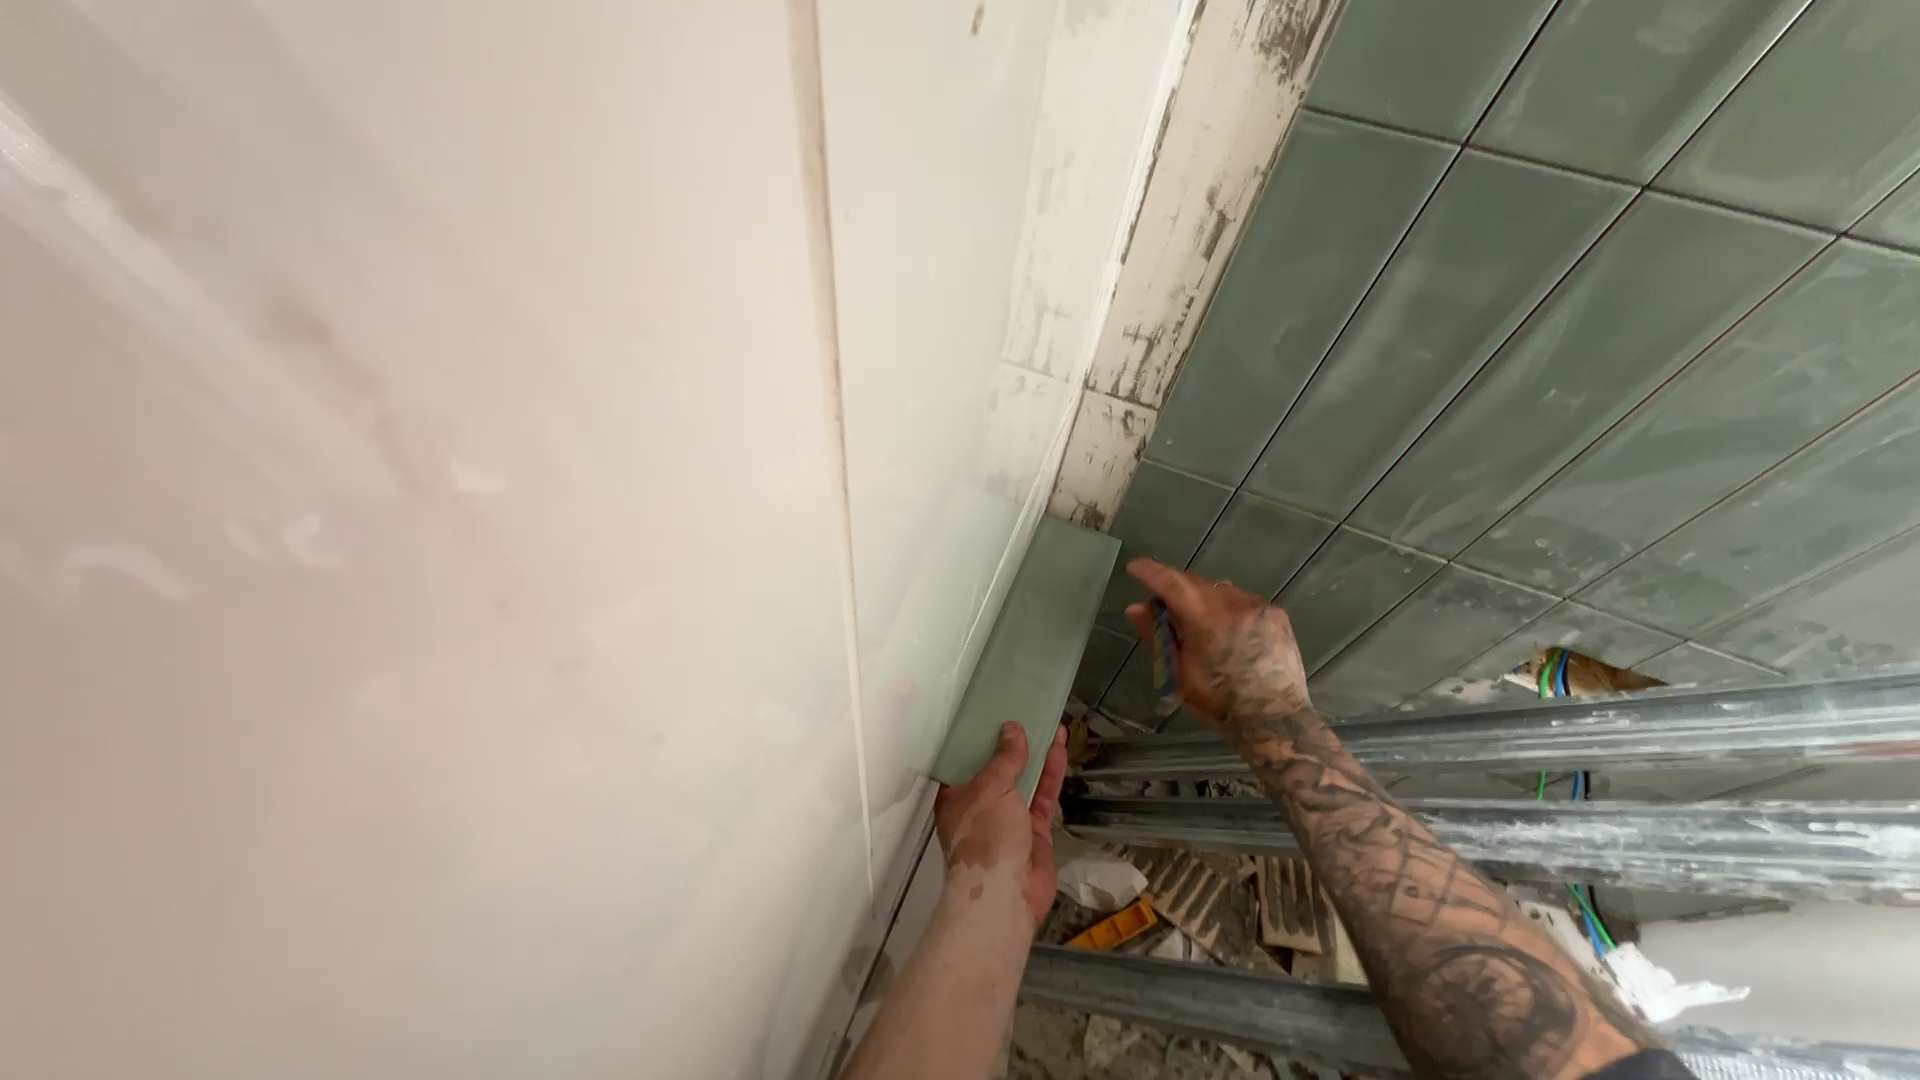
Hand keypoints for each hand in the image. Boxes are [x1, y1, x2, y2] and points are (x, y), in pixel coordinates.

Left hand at [934, 722, 1067, 928]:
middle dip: (1013, 743)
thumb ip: (1004, 758)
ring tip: (1050, 725)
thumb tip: (1012, 730)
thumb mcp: (990, 789)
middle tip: (1026, 714)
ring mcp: (1008, 818)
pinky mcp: (1033, 830)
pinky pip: (1043, 795)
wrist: (1004, 896)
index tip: (992, 714)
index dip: (979, 738)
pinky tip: (1059, 751)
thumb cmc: (983, 840)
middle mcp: (980, 804)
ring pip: (1024, 779)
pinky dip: (1051, 774)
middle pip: (998, 767)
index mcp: (956, 796)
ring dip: (1037, 754)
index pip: (965, 760)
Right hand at [1124, 557, 1310, 725]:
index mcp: (1206, 621)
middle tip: (1162, 603)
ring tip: (1195, 617)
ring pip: (1219, 588)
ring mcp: (1257, 607)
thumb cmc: (1218, 701)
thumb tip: (1135, 608)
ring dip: (1201, 595)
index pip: (1172, 584)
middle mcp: (1233, 605)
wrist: (1272, 718)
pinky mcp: (1276, 613)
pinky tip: (1225, 625)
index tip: (1135, 567)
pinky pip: (1242, 598)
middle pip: (1195, 582)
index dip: (1151, 572)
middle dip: (1175, 586)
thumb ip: (1156, 636)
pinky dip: (1226, 604)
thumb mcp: (1178, 673)